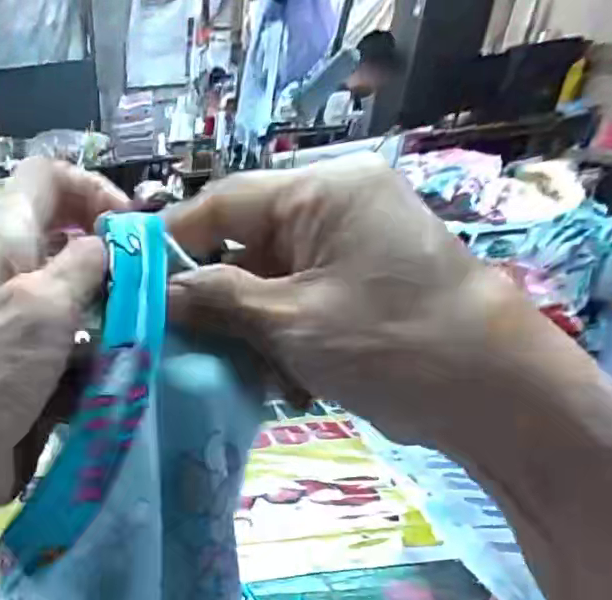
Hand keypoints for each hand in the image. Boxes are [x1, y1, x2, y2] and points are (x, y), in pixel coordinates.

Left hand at [0, 160, 127, 599]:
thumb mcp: (42, 301)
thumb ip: (86, 261)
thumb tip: (110, 242)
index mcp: (1, 241)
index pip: (48, 180)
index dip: (94, 190)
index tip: (132, 229)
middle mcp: (9, 282)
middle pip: (74, 253)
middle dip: (117, 273)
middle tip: (150, 300)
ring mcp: (19, 338)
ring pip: (83, 315)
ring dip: (114, 330)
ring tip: (135, 353)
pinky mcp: (29, 385)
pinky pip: (77, 366)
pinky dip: (98, 374)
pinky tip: (114, 390)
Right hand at [164, 154, 580, 450]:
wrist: (484, 391)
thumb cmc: (388, 340)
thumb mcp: (291, 319)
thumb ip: (219, 300)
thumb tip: (158, 293)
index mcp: (321, 195)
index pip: (223, 203)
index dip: (171, 241)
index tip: (127, 282)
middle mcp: (328, 215)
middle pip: (239, 248)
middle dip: (205, 299)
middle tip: (165, 340)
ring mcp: (339, 258)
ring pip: (258, 288)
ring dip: (237, 332)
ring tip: (219, 371)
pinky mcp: (344, 297)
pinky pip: (285, 312)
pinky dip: (269, 345)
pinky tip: (270, 382)